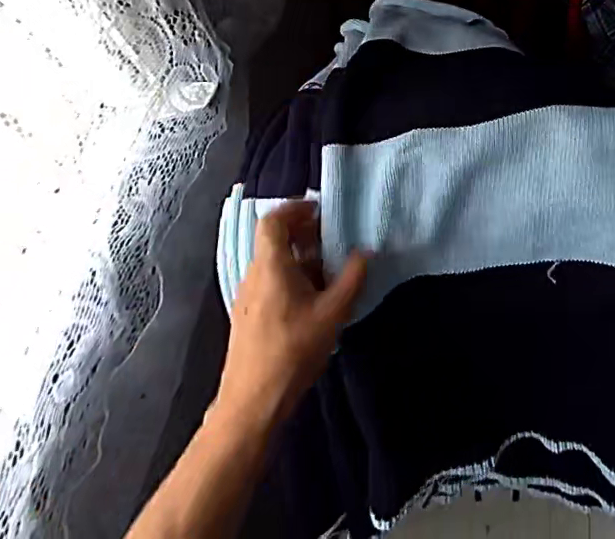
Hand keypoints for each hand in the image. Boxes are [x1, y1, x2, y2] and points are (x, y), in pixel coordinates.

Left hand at [216, 200, 367, 432]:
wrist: (251, 405)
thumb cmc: (292, 351)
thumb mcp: (334, 311)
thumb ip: (353, 276)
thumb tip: (365, 252)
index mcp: (271, 267)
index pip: (273, 221)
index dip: (297, 209)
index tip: (324, 212)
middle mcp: (254, 277)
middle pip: (275, 240)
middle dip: (307, 233)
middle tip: (338, 238)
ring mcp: (249, 298)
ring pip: (276, 263)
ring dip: (304, 258)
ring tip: (335, 269)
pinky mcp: (250, 317)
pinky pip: (273, 282)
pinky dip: (296, 277)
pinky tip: (318, 297)